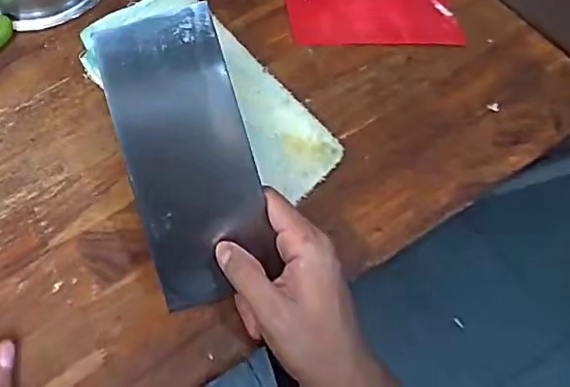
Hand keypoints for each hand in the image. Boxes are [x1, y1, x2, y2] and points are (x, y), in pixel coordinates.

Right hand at [215, 190, 394, 386]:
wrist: (346, 380)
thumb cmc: (313, 345)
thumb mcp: (270, 311)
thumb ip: (244, 273)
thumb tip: (222, 245)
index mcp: (308, 242)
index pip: (271, 201)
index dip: (245, 205)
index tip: (223, 220)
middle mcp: (315, 242)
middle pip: (268, 227)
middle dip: (250, 256)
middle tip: (243, 288)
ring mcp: (317, 258)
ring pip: (271, 250)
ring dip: (258, 278)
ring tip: (256, 310)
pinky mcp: (314, 274)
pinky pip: (281, 266)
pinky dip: (269, 285)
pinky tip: (265, 312)